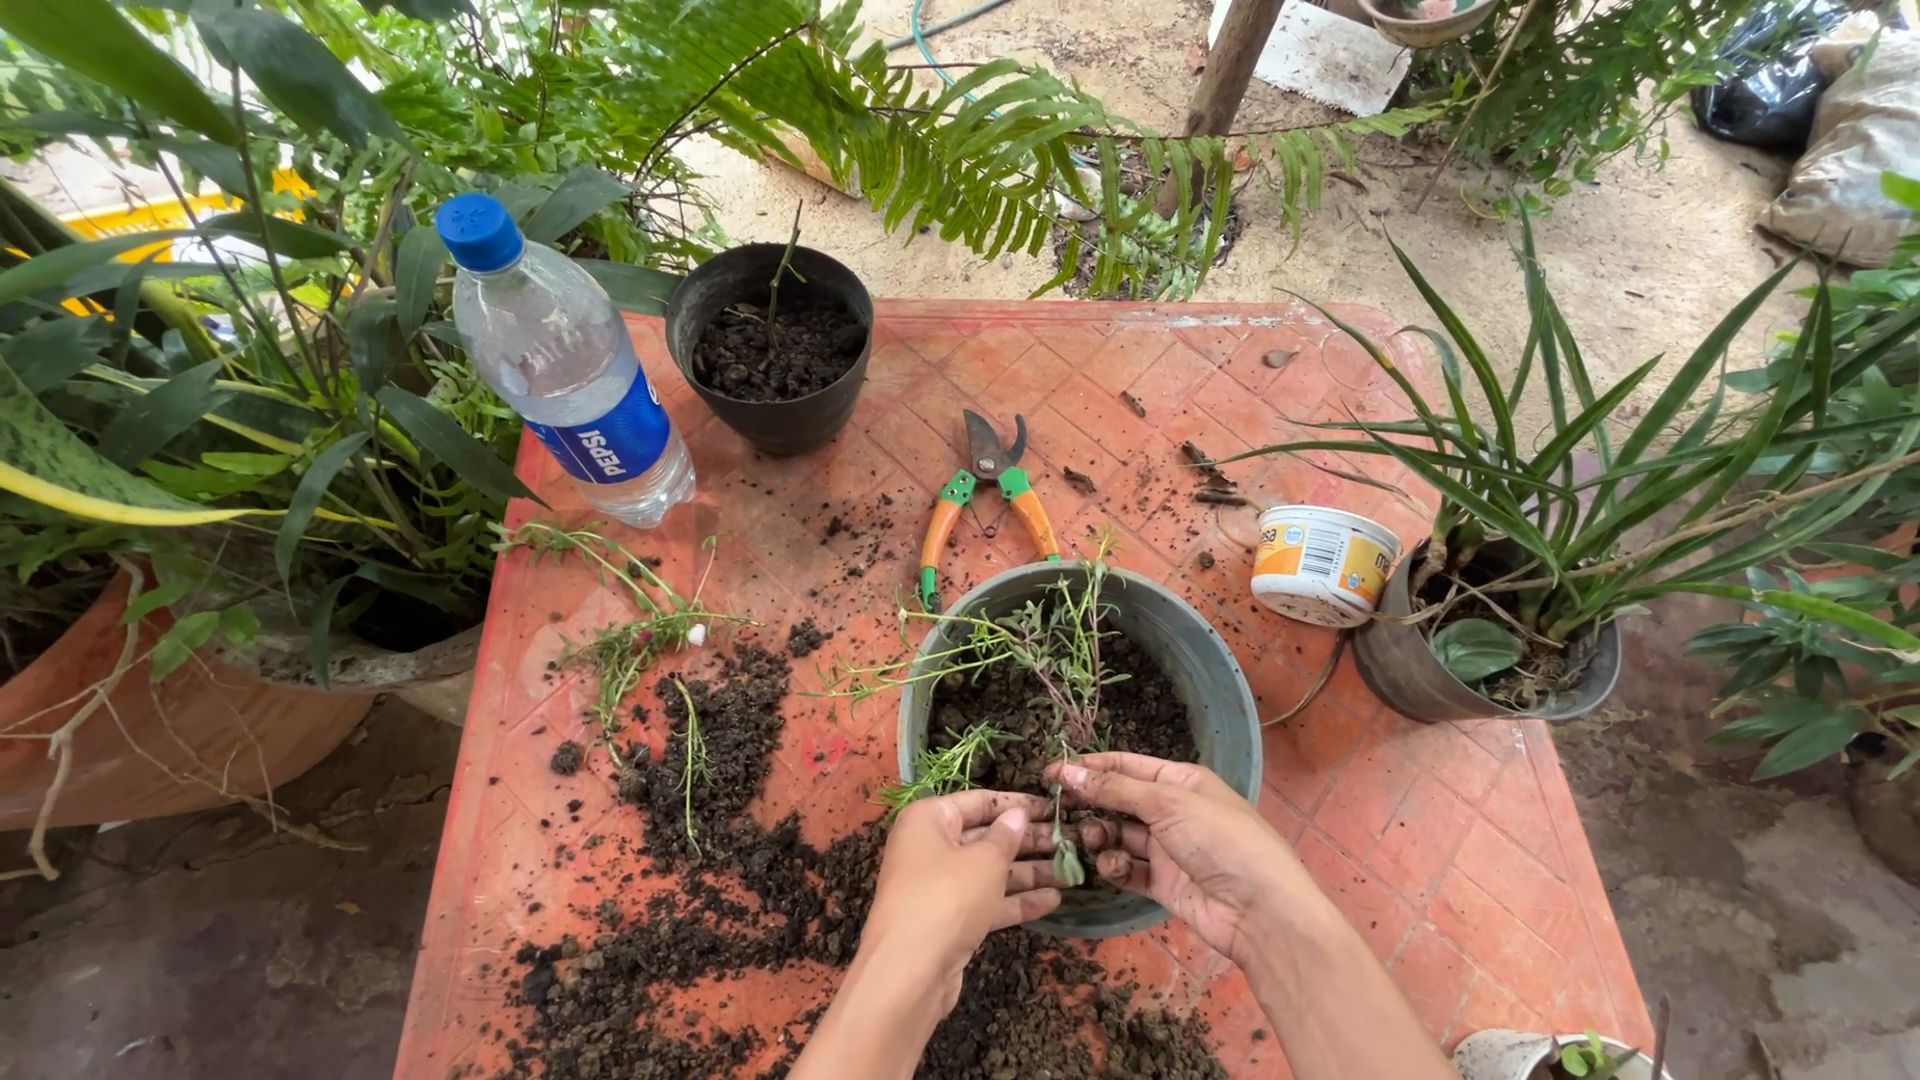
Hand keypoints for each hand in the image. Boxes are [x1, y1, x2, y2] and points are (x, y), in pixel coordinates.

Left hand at [859, 789, 1067, 1010]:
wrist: (909, 973)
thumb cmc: (946, 896)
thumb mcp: (984, 860)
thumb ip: (1005, 836)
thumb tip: (1017, 815)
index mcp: (929, 819)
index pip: (978, 802)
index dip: (1015, 804)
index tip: (1050, 806)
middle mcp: (931, 847)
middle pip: (985, 836)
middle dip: (1027, 840)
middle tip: (1068, 840)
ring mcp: (940, 886)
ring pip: (990, 871)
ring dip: (1029, 872)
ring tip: (1070, 871)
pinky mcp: (950, 920)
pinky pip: (987, 901)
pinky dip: (1016, 901)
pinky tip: (1053, 900)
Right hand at [1049, 752, 1311, 969]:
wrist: (1262, 911)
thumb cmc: (1219, 839)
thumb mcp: (1167, 803)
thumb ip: (1115, 789)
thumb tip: (1067, 771)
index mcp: (1180, 780)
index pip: (1125, 766)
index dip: (1088, 767)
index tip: (1050, 772)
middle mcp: (1173, 810)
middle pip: (1119, 801)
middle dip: (1090, 804)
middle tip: (1056, 810)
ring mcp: (1168, 849)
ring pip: (1120, 835)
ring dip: (1100, 836)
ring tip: (1088, 840)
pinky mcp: (1164, 884)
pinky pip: (1129, 869)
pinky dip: (1114, 867)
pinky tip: (1109, 867)